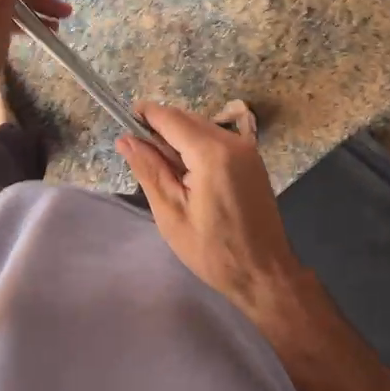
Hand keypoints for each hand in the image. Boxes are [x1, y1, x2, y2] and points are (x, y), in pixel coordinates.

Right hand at [117, 101, 309, 319]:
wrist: (266, 275)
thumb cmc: (214, 251)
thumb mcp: (171, 213)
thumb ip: (148, 170)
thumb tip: (125, 140)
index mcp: (211, 153)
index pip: (171, 118)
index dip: (145, 115)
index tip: (123, 123)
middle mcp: (232, 142)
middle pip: (186, 118)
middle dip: (161, 129)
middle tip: (141, 157)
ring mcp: (246, 149)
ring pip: (200, 127)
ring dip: (178, 138)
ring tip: (164, 171)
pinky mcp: (252, 159)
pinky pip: (215, 139)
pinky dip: (196, 146)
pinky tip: (188, 174)